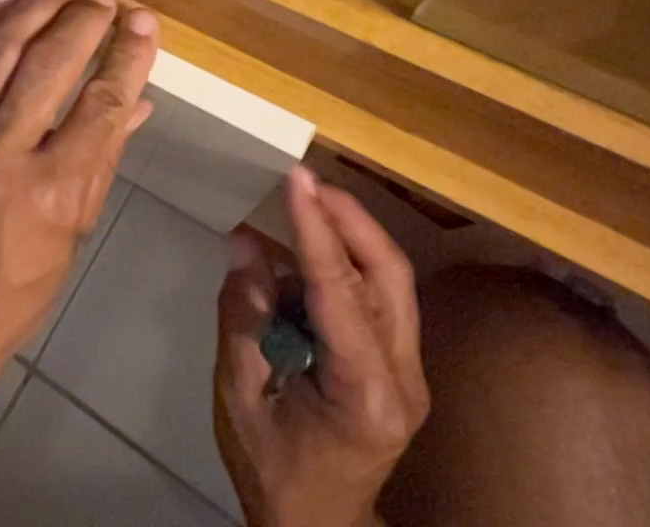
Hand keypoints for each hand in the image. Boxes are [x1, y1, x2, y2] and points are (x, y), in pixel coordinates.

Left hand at [0, 0, 158, 423]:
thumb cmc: (17, 287)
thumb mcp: (74, 231)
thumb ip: (103, 159)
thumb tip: (138, 100)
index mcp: (52, 190)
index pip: (101, 103)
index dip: (128, 56)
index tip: (144, 23)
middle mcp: (2, 153)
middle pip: (50, 65)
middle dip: (84, 22)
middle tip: (106, 1)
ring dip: (32, 9)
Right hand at [213, 166, 428, 526]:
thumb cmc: (271, 468)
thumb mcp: (238, 395)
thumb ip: (242, 317)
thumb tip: (244, 244)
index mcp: (365, 394)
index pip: (341, 293)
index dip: (315, 231)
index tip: (295, 181)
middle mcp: (404, 378)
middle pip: (390, 276)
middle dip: (349, 219)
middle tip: (304, 180)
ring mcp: (410, 372)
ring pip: (391, 281)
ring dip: (349, 234)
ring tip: (303, 200)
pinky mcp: (398, 367)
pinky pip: (377, 298)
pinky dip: (342, 262)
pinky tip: (302, 248)